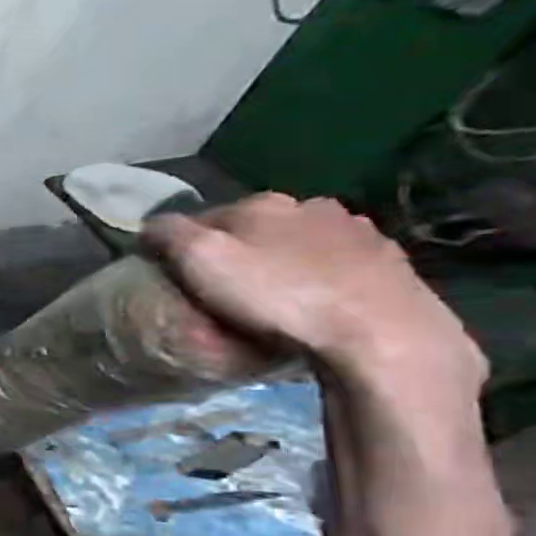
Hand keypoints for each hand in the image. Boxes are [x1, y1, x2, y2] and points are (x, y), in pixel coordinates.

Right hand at [142, 194, 485, 390]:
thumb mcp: (202, 262)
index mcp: (261, 204)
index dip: (181, 242)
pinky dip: (316, 273)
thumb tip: (149, 224)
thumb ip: (170, 236)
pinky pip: (334, 261)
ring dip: (279, 258)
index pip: (203, 216)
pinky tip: (311, 298)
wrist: (378, 330)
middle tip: (217, 285)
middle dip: (234, 248)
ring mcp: (353, 230)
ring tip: (266, 293)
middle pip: (253, 226)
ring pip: (297, 240)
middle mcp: (308, 206)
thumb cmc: (277, 295)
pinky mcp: (386, 259)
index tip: (169, 270)